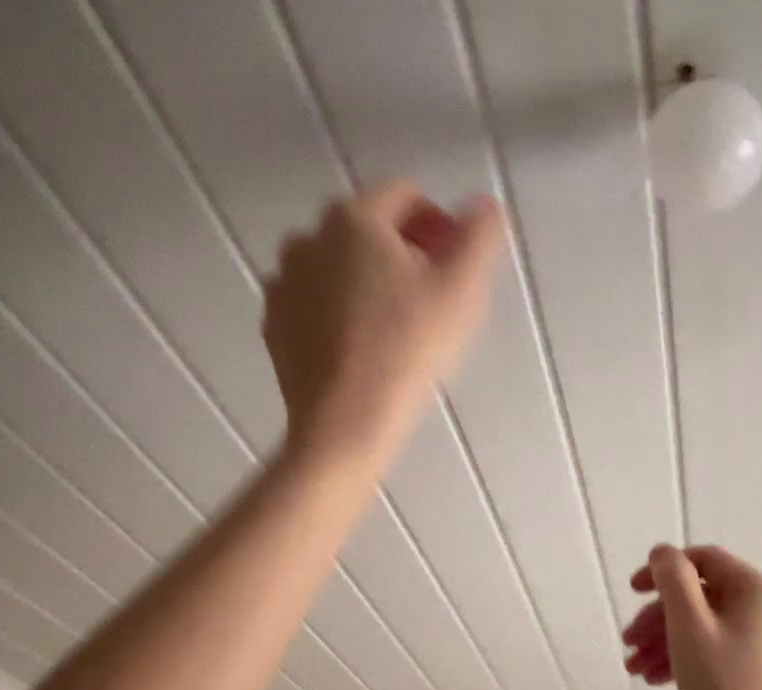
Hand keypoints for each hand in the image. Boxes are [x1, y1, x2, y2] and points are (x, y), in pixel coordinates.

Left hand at [262, 181, 505, 459]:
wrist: (345, 421)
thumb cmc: (407, 349)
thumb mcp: (461, 289)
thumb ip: (480, 235)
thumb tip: (486, 205)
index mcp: (353, 219)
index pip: (404, 195)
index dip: (439, 223)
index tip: (455, 263)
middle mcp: (308, 239)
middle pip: (367, 229)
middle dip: (402, 251)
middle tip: (431, 296)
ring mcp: (284, 283)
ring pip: (337, 265)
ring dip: (368, 279)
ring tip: (397, 324)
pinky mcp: (275, 325)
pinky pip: (314, 302)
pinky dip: (338, 311)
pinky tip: (363, 345)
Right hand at [623, 544, 761, 689]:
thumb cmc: (722, 685)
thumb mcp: (689, 625)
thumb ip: (673, 579)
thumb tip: (663, 552)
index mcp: (761, 590)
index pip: (704, 560)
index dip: (663, 570)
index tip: (632, 591)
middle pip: (702, 597)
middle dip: (658, 618)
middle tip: (628, 642)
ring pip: (705, 626)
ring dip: (665, 641)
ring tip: (633, 668)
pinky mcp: (759, 669)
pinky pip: (717, 648)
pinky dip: (685, 657)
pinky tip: (656, 679)